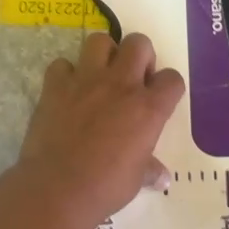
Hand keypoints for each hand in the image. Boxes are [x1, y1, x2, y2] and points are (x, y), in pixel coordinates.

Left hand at [4, 33, 185, 228]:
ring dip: (104, 54)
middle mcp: (121, 85)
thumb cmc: (104, 187)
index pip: (172, 79)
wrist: (57, 189)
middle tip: (133, 79)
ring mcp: (86, 81)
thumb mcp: (135, 180)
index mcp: (148, 109)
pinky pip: (62, 64)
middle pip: (139, 43)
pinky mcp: (55, 85)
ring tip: (100, 76)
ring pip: (100, 40)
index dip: (168, 87)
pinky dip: (65, 74)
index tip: (159, 98)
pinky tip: (67, 92)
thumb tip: (162, 177)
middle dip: (140, 56)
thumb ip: (149, 169)